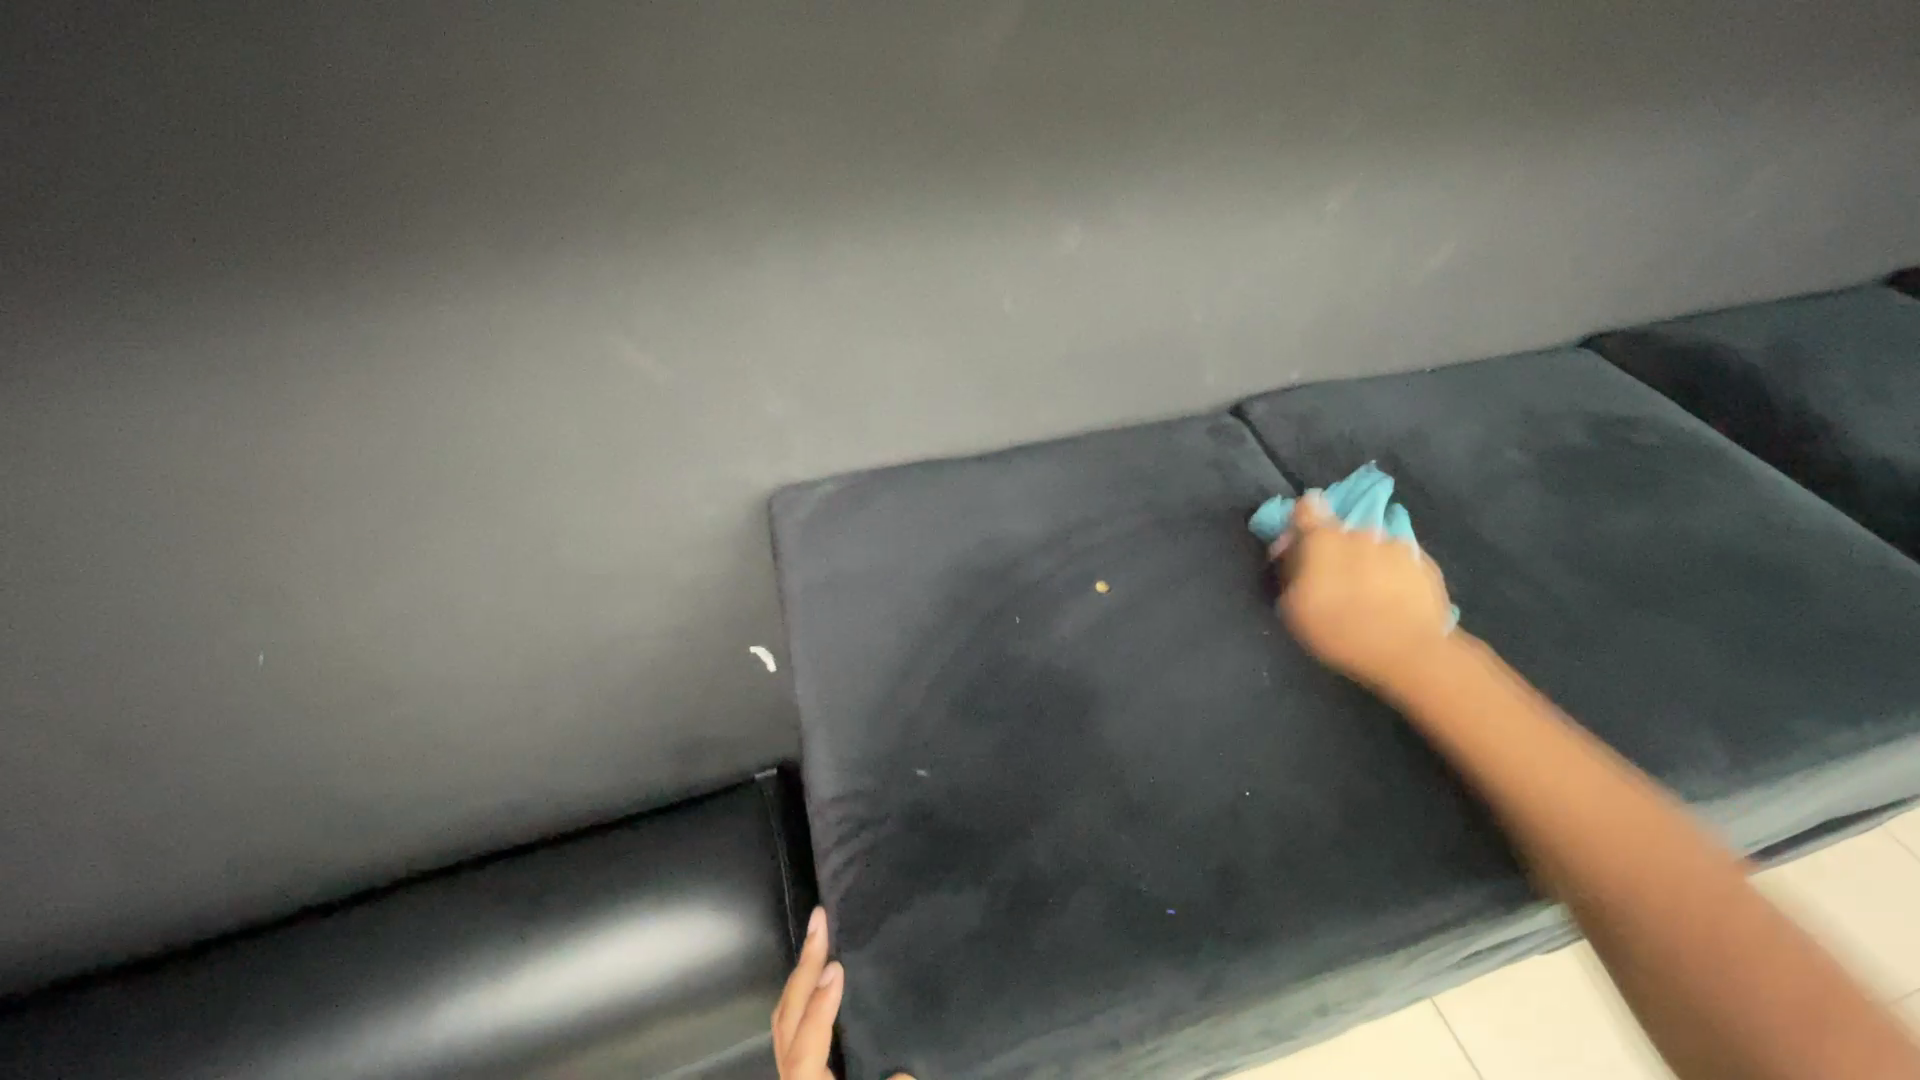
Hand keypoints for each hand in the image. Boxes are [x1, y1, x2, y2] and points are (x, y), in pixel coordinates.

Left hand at [773, 907, 913, 1079]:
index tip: (836, 969)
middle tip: (819, 920)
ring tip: (818, 938)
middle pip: (787, 1020)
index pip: (805, 1047)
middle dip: (803, 968)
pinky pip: (796, 1026)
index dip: (819, 1009)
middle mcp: (793, 1077)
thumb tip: (905, 1072)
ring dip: (802, 978)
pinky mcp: (805, 1070)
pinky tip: (823, 977)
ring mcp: (795, 1071)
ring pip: (786, 1021)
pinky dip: (805, 996)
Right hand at [1271, 492, 1454, 688]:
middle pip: (1341, 533)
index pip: (1306, 509)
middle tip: (1332, 583)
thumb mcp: (1293, 607)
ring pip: (1373, 548)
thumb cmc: (1338, 629)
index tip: (1297, 543)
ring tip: (1367, 595)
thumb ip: (1290, 571)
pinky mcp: (1426, 565)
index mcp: (1323, 539)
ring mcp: (1398, 546)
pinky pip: (1400, 564)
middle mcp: (1361, 533)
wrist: (1408, 651)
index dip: (1300, 522)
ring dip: (1365, 563)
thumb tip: (1291, 554)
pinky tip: (1391, 602)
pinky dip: (1392, 576)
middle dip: (1334, 551)